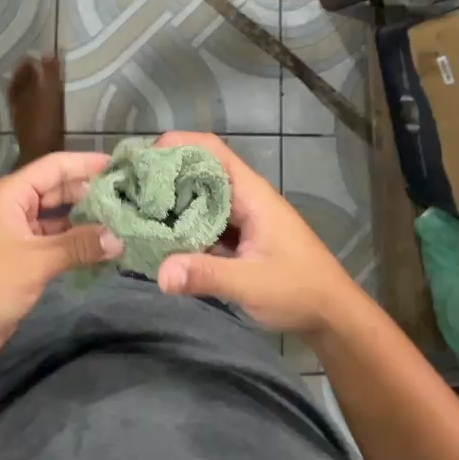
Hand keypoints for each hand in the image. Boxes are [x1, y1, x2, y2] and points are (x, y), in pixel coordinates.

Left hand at [0, 151, 122, 367]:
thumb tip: (119, 238)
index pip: (54, 167)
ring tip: (123, 222)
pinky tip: (103, 249)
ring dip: (86, 222)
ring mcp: (18, 235)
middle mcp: (15, 208)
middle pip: (58, 190)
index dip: (86, 163)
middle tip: (129, 196)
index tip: (121, 166)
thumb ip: (78, 246)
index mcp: (11, 195)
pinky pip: (55, 243)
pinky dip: (76, 244)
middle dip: (90, 193)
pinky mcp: (22, 260)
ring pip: (58, 219)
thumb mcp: (36, 261)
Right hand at [152, 132, 367, 335]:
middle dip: (164, 174)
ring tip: (132, 209)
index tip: (140, 159)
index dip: (176, 145)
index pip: (210, 150)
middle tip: (125, 187)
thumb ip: (206, 275)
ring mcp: (242, 216)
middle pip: (199, 170)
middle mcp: (244, 196)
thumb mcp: (251, 284)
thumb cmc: (299, 290)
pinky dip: (181, 223)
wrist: (332, 314)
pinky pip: (204, 220)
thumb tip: (159, 273)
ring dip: (170, 200)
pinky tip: (157, 236)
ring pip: (199, 196)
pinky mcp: (239, 236)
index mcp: (250, 193)